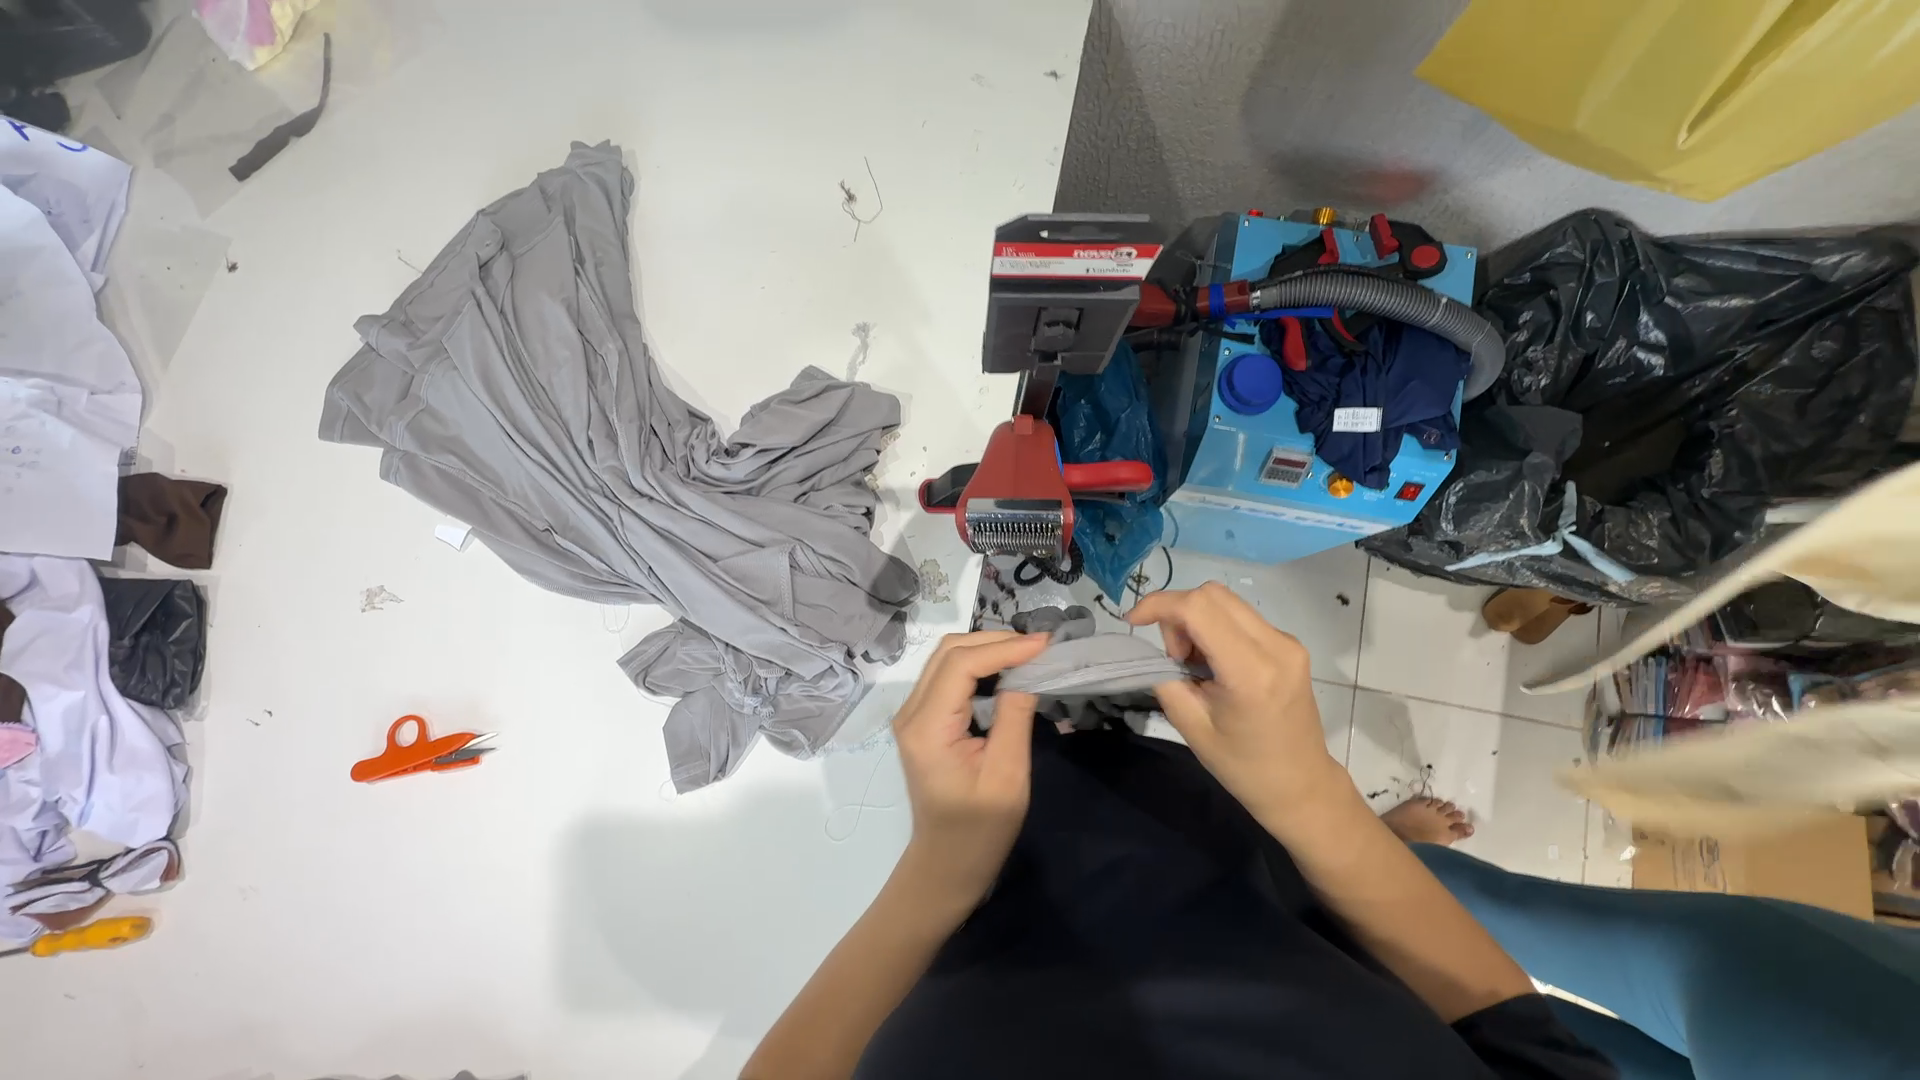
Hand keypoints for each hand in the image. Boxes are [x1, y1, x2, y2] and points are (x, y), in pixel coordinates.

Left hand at [891, 630, 1050, 907]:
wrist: (946, 864)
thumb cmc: (979, 832)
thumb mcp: (1007, 778)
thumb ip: (1014, 719)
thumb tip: (1028, 673)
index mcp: (927, 728)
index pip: (961, 665)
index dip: (1004, 647)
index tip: (1045, 644)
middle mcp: (911, 713)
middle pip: (949, 652)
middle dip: (996, 641)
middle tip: (1040, 648)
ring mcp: (913, 715)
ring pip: (947, 658)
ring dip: (987, 649)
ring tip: (1029, 655)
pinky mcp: (923, 720)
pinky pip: (948, 676)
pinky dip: (979, 665)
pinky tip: (1008, 671)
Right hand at [1127, 583, 1351, 822]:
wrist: (1301, 786)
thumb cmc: (1243, 766)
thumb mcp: (1191, 726)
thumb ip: (1166, 679)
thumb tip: (1154, 650)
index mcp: (1250, 671)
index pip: (1197, 608)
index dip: (1158, 605)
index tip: (1133, 623)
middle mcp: (1275, 646)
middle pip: (1211, 595)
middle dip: (1177, 614)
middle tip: (1174, 658)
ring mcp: (1287, 642)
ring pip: (1225, 601)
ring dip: (1196, 620)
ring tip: (1193, 663)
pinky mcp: (1289, 645)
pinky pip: (1240, 616)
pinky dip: (1214, 628)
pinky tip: (1214, 665)